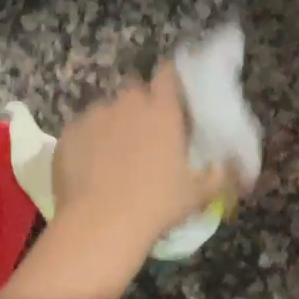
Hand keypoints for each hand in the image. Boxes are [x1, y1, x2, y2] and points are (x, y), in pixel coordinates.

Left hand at [51, 64, 231, 244]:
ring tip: (115, 160)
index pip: (168, 74)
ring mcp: (93, 116)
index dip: (171, 83)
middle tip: (147, 139)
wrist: (101, 224)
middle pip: (135, 91)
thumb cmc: (157, 205)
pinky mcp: (67, 134)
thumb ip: (218, 176)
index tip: (174, 100)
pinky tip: (92, 172)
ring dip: (113, 127)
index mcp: (162, 111)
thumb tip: (231, 168)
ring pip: (106, 112)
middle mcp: (126, 103)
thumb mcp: (197, 195)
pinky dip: (88, 145)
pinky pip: (82, 132)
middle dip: (141, 108)